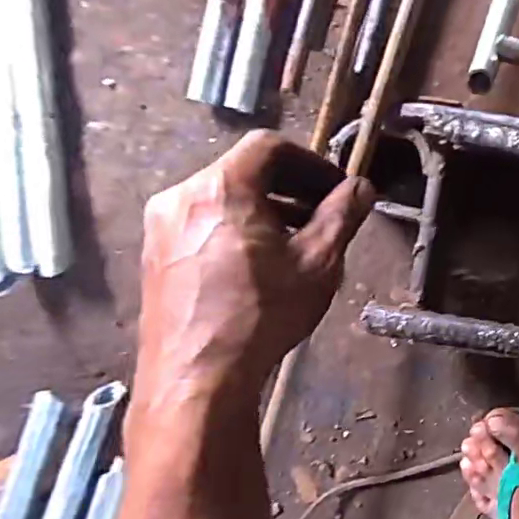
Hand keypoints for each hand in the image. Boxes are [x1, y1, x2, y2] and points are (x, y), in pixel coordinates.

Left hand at [136, 131, 374, 398]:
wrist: (198, 373)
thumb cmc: (264, 313)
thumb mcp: (319, 262)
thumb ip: (342, 216)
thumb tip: (361, 187)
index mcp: (222, 188)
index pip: (269, 146)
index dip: (311, 162)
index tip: (337, 190)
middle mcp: (182, 195)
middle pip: (245, 170)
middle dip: (293, 187)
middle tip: (326, 216)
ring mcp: (162, 224)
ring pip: (225, 196)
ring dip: (269, 207)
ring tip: (300, 242)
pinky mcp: (157, 252)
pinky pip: (206, 221)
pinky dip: (241, 226)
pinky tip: (264, 262)